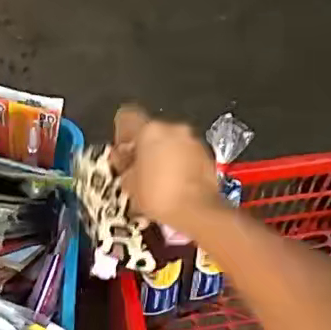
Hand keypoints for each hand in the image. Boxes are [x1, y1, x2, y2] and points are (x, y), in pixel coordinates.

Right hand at [111, 105, 226, 233]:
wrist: (197, 211)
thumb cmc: (159, 196)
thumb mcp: (130, 185)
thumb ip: (125, 168)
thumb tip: (127, 165)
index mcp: (150, 129)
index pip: (127, 117)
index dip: (122, 135)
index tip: (123, 153)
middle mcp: (174, 129)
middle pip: (153, 133)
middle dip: (146, 150)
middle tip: (141, 172)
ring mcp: (194, 141)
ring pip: (173, 144)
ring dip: (165, 158)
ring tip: (160, 183)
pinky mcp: (208, 156)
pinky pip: (188, 156)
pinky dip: (182, 166)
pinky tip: (176, 186)